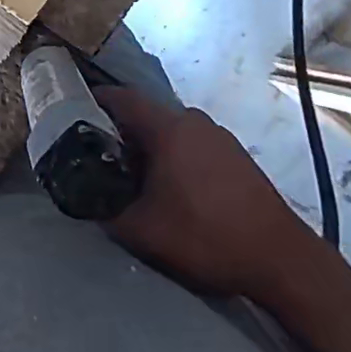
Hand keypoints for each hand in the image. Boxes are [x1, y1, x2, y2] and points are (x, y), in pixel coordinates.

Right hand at [94, 86, 320, 298]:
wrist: (274, 252)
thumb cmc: (205, 235)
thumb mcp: (145, 231)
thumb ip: (110, 213)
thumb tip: (90, 202)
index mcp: (169, 128)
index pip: (125, 98)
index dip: (99, 99)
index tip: (76, 109)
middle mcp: (194, 120)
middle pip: (148, 115)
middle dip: (122, 133)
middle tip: (99, 157)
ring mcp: (217, 134)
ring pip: (172, 130)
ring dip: (150, 147)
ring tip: (133, 178)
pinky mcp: (233, 152)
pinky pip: (193, 142)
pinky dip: (175, 155)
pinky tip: (172, 188)